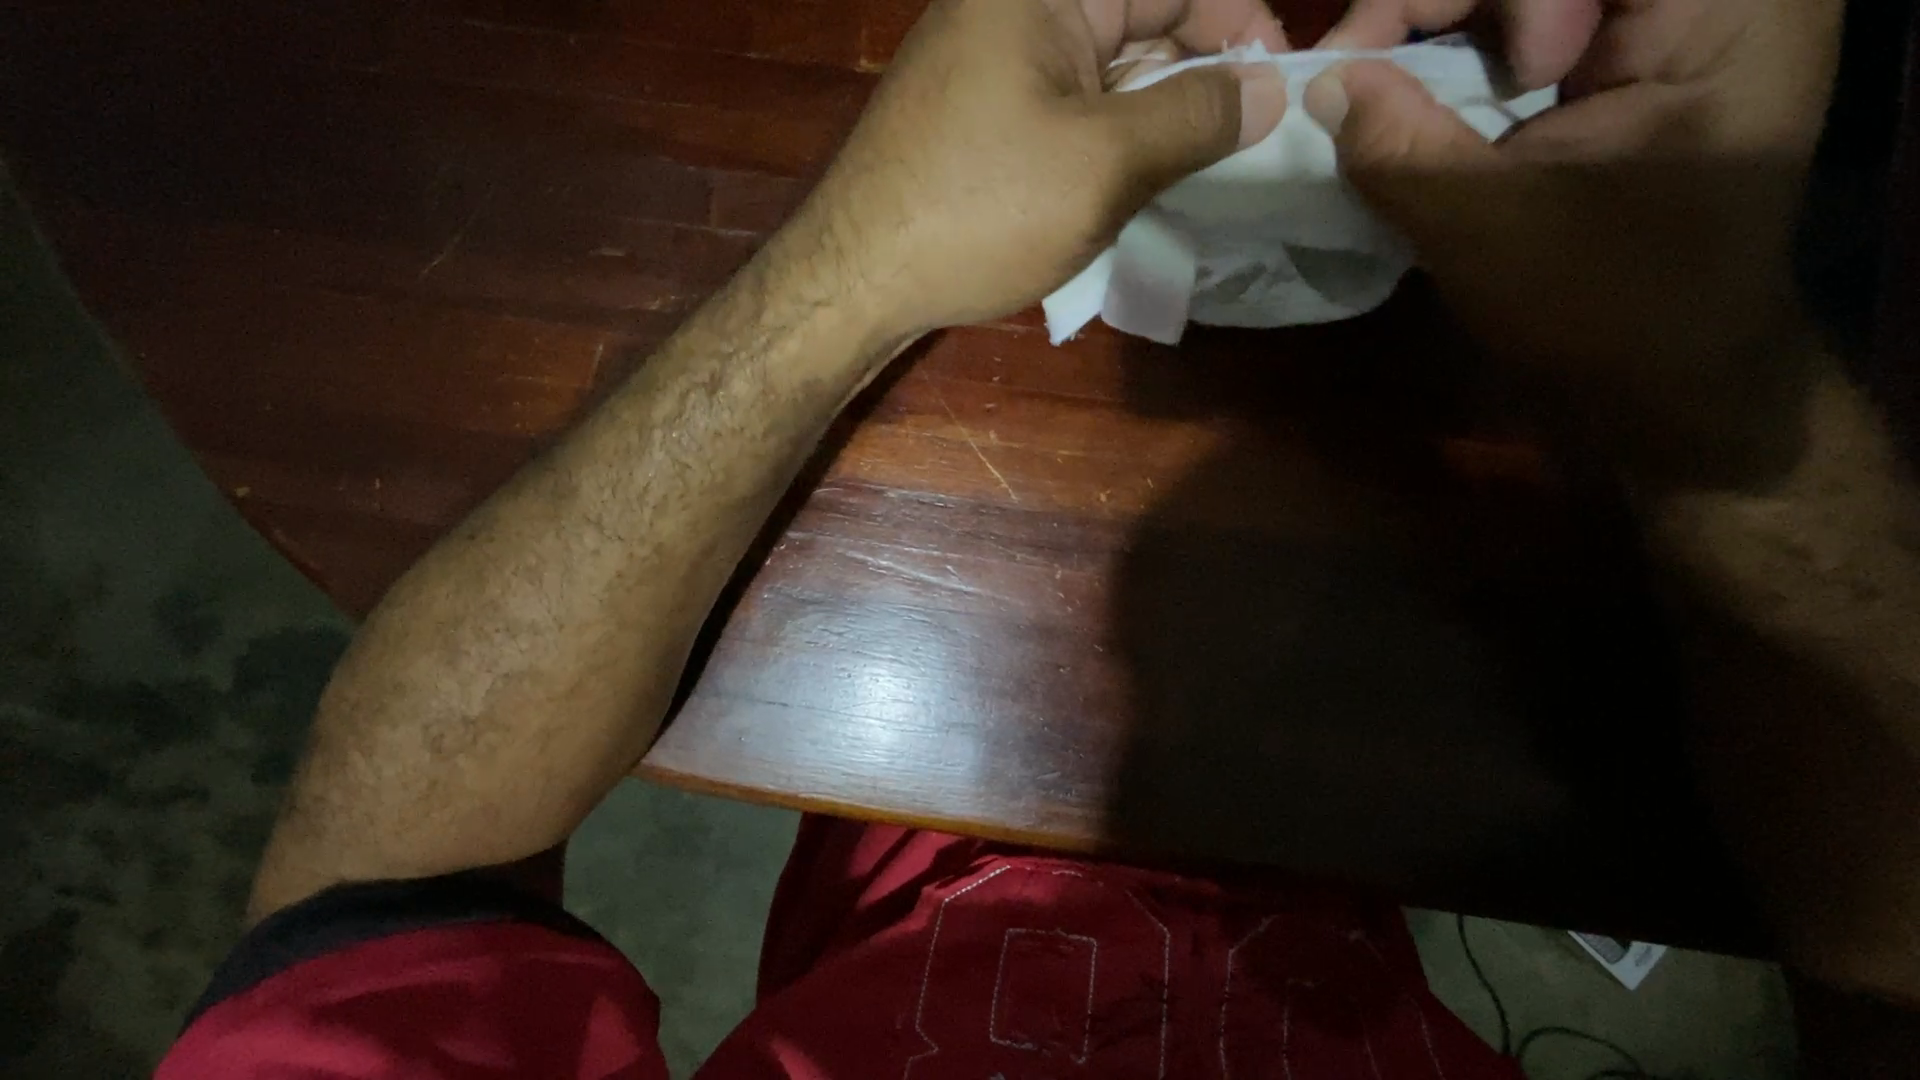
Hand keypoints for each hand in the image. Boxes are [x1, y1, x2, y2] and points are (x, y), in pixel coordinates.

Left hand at [790, 0, 1290, 339]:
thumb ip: (1194, 115)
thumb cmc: (979, 211)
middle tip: (1237, 141)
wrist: (858, 278)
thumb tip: (1271, 88)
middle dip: (1195, 72)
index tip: (1278, 84)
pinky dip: (1107, 139)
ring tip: (1191, 171)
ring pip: (1104, 70)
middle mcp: (1014, 8)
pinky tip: (1133, 181)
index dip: (1236, 20)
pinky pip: (1065, 109)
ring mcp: (991, 62)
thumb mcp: (1102, 163)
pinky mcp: (978, 116)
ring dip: (1153, 114)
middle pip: (1137, 18)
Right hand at [1304, 0, 1844, 477]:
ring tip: (1387, 86)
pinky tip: (1423, 96)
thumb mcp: (1484, 228)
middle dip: (1438, 2)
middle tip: (1363, 67)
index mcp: (1721, 5)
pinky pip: (1535, 25)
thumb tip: (1323, 81)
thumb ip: (1400, 147)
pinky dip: (1464, 53)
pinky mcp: (1637, 58)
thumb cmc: (1599, 306)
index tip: (1363, 60)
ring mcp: (1678, 21)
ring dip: (1444, 23)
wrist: (1664, 372)